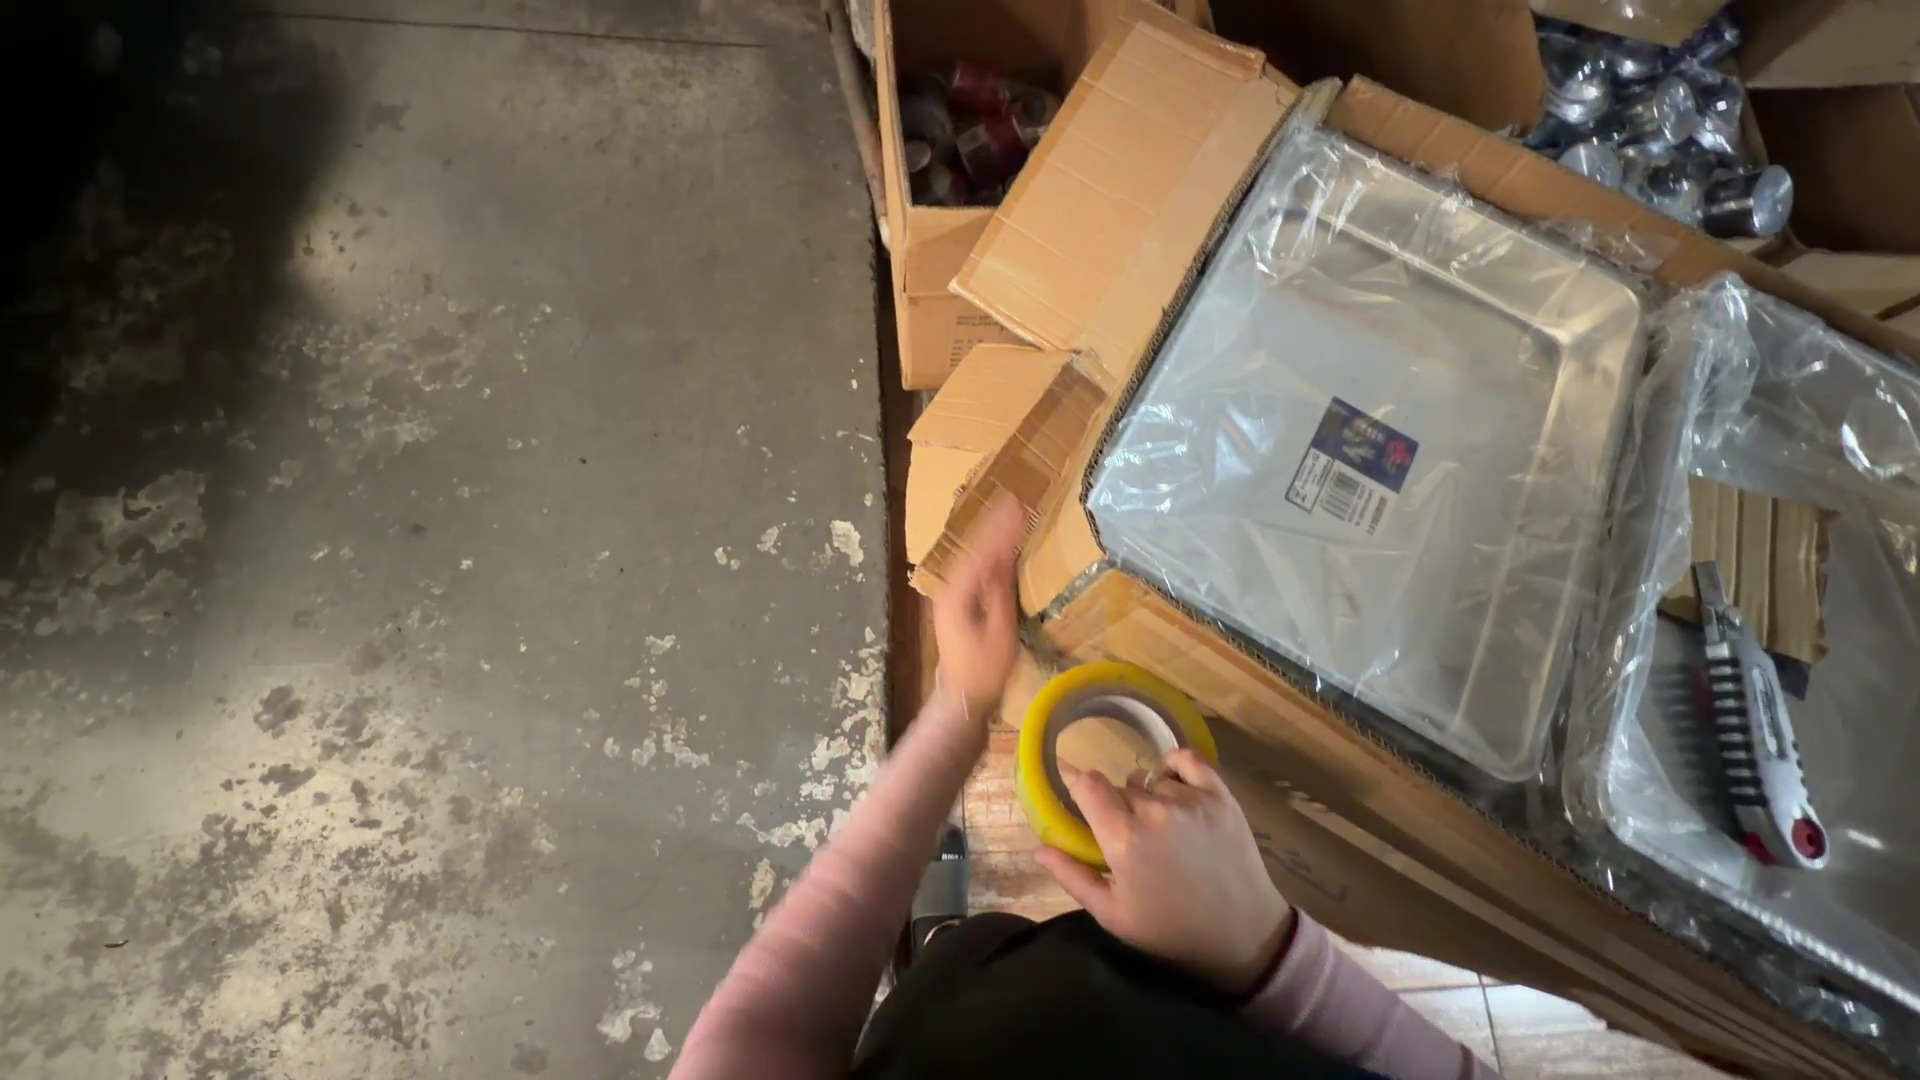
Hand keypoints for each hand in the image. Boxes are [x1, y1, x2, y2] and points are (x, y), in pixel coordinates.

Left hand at [931, 498, 1025, 719]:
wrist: (963, 696)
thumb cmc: (984, 670)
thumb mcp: (999, 632)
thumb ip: (1000, 592)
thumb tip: (1004, 557)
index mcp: (956, 594)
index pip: (980, 552)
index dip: (999, 529)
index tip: (1016, 509)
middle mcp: (947, 590)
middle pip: (971, 548)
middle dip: (992, 525)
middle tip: (1012, 502)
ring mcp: (949, 596)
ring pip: (970, 557)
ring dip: (989, 536)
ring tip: (1008, 515)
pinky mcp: (955, 603)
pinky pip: (971, 569)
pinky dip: (986, 554)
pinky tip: (999, 547)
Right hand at [1035, 750, 1293, 994]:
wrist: (1245, 935)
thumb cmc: (1172, 929)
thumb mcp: (1114, 915)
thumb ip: (1073, 876)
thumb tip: (1037, 849)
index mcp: (1124, 839)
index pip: (1088, 784)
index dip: (1083, 791)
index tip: (1088, 807)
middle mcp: (1154, 811)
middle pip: (1120, 786)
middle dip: (1120, 806)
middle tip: (1136, 838)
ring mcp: (1190, 800)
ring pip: (1151, 779)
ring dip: (1151, 796)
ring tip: (1165, 828)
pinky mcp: (1220, 795)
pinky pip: (1186, 759)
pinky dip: (1175, 767)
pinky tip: (1175, 787)